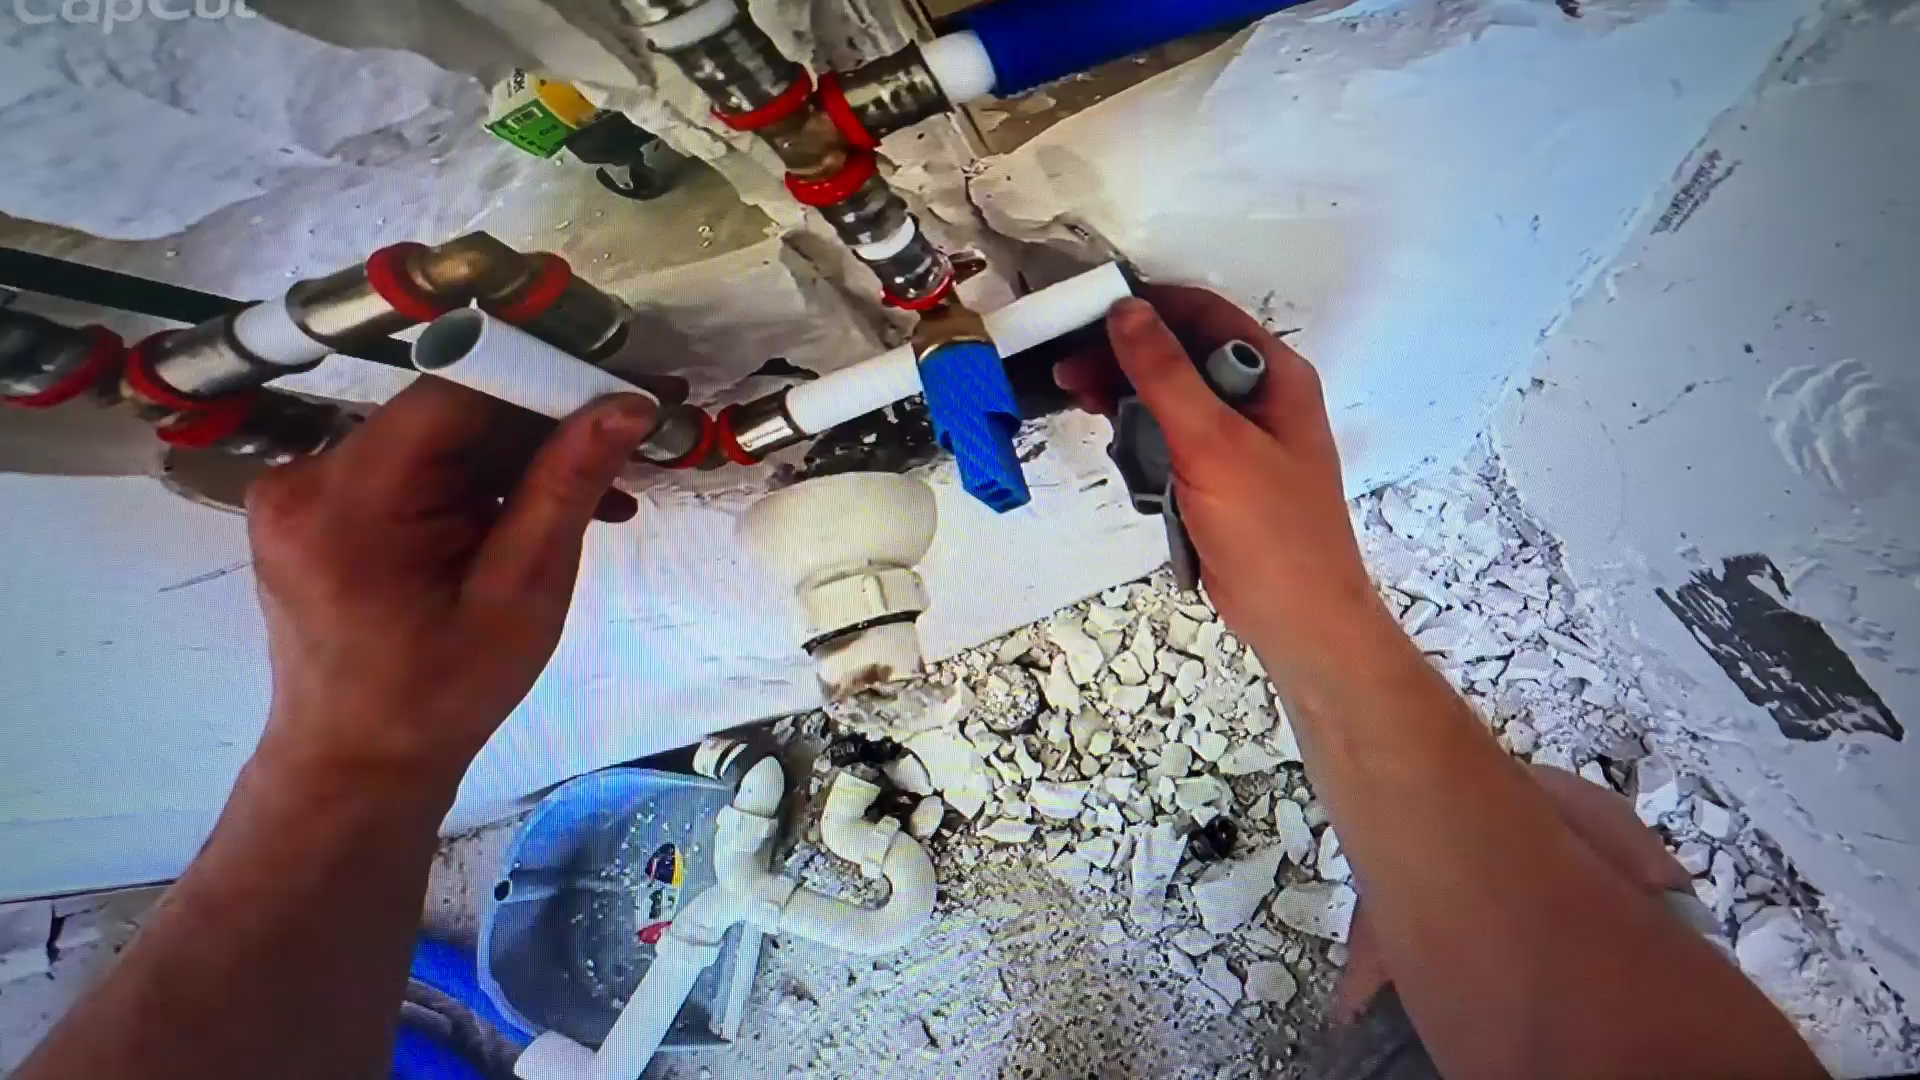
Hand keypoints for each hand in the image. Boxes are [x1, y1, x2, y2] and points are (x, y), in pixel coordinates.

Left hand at [244, 379, 658, 794]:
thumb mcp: (525, 589)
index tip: (623, 400)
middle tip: (629, 452)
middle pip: (453, 417)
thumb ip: (567, 487)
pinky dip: (495, 486)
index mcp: (346, 499)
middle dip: (547, 431)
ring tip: (604, 499)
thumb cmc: (447, 689)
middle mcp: (311, 476)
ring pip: (451, 444)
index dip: (545, 386)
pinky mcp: (335, 507)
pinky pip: (431, 472)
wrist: (366, 758)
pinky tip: (548, 514)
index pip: (455, 397)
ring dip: (530, 464)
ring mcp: (317, 490)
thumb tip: (628, 407)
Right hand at [1056, 287, 1385, 663]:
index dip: (1146, 308)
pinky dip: (1138, 433)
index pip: (1203, 314)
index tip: (1087, 317)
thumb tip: (1126, 312)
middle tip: (1070, 372)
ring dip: (1126, 396)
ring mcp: (1233, 438)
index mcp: (1272, 375)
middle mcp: (1255, 398)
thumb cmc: (1266, 528)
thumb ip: (1166, 374)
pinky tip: (1112, 437)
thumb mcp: (1212, 443)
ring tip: (1081, 401)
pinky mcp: (1212, 474)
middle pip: (1181, 355)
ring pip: (1169, 397)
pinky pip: (1168, 437)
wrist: (1294, 615)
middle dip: (1124, 358)